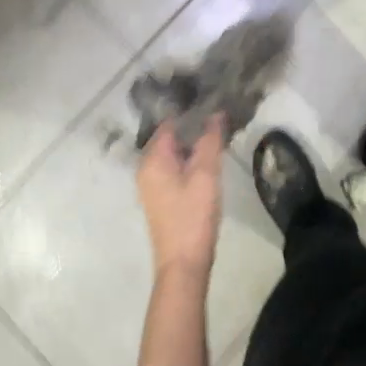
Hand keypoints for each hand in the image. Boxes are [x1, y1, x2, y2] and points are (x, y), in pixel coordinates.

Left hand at [136, 116, 224, 277]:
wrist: (183, 265)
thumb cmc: (193, 216)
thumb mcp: (206, 174)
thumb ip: (210, 140)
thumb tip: (216, 113)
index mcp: (152, 158)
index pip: (170, 122)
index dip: (191, 111)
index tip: (213, 100)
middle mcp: (145, 168)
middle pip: (170, 137)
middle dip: (193, 127)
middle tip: (220, 117)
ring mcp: (151, 184)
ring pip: (173, 154)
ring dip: (192, 145)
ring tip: (218, 135)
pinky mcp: (160, 197)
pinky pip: (173, 168)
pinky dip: (189, 161)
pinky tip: (208, 161)